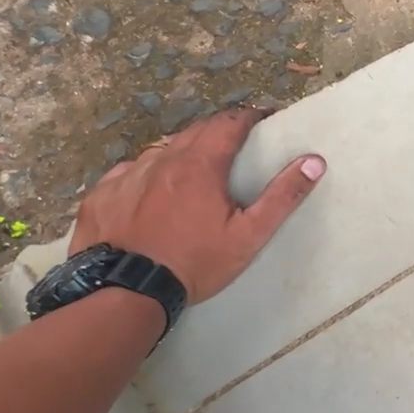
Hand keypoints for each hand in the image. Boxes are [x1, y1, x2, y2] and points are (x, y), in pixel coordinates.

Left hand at [70, 108, 324, 302]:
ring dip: (183, 151)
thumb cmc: (194, 262)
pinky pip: (128, 171)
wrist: (122, 296)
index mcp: (200, 165)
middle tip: (236, 144)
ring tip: (194, 169)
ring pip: (161, 150)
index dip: (249, 116)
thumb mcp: (250, 234)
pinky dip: (147, 173)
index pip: (228, 123)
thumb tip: (314, 161)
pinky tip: (151, 191)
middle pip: (195, 131)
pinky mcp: (99, 196)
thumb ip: (283, 195)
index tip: (264, 118)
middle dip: (219, 131)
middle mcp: (161, 161)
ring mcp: (125, 177)